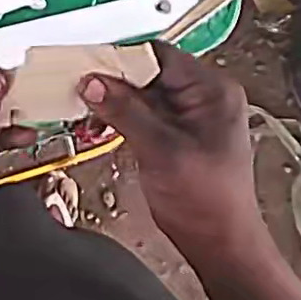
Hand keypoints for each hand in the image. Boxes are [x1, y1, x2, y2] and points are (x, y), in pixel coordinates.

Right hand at [79, 40, 264, 265]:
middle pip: (146, 71)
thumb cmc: (206, 200)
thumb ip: (124, 110)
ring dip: (111, 99)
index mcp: (211, 91)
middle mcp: (201, 96)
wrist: (219, 244)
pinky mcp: (172, 131)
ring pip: (139, 92)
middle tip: (80, 86)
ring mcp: (187, 114)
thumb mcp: (160, 149)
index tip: (87, 64)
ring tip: (85, 108)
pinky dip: (118, 115)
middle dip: (112, 80)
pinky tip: (98, 123)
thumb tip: (91, 82)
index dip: (121, 58)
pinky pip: (140, 111)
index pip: (158, 55)